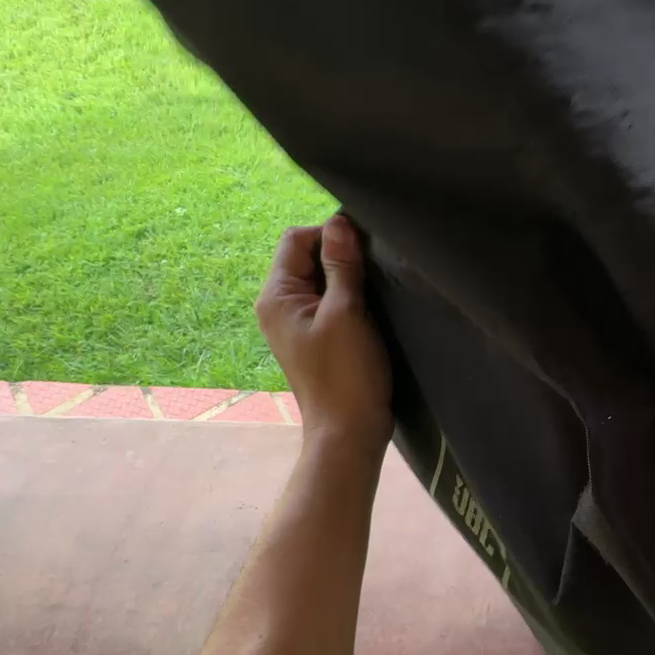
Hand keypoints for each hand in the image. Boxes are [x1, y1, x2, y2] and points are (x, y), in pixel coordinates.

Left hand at [256, 215, 392, 454]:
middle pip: (309, 259)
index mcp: (277, 296)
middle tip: (375, 271)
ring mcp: (298, 324)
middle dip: (342, 258)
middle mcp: (280, 306)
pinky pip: (331, 305)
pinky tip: (373, 311)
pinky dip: (351, 300)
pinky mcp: (318, 339)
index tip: (367, 248)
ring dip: (349, 281)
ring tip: (376, 291)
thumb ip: (342, 266)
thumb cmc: (346, 374)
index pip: (297, 240)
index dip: (331, 235)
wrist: (349, 431)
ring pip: (324, 282)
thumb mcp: (347, 314)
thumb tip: (340, 223)